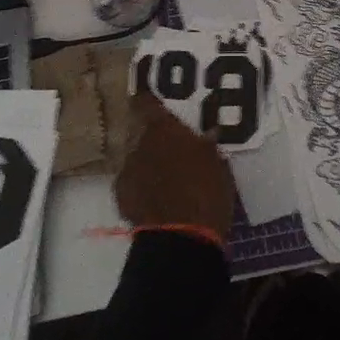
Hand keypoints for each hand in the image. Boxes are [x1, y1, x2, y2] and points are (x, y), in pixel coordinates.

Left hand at [114, 90, 235, 237]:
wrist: (182, 238)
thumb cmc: (207, 193)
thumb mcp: (217, 165)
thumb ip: (206, 145)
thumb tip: (206, 135)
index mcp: (163, 130)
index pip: (146, 102)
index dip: (150, 101)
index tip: (156, 103)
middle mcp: (139, 144)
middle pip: (142, 133)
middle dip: (156, 140)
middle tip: (175, 151)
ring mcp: (127, 171)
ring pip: (137, 159)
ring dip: (149, 165)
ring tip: (168, 181)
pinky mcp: (121, 197)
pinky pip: (132, 184)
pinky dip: (143, 189)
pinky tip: (157, 201)